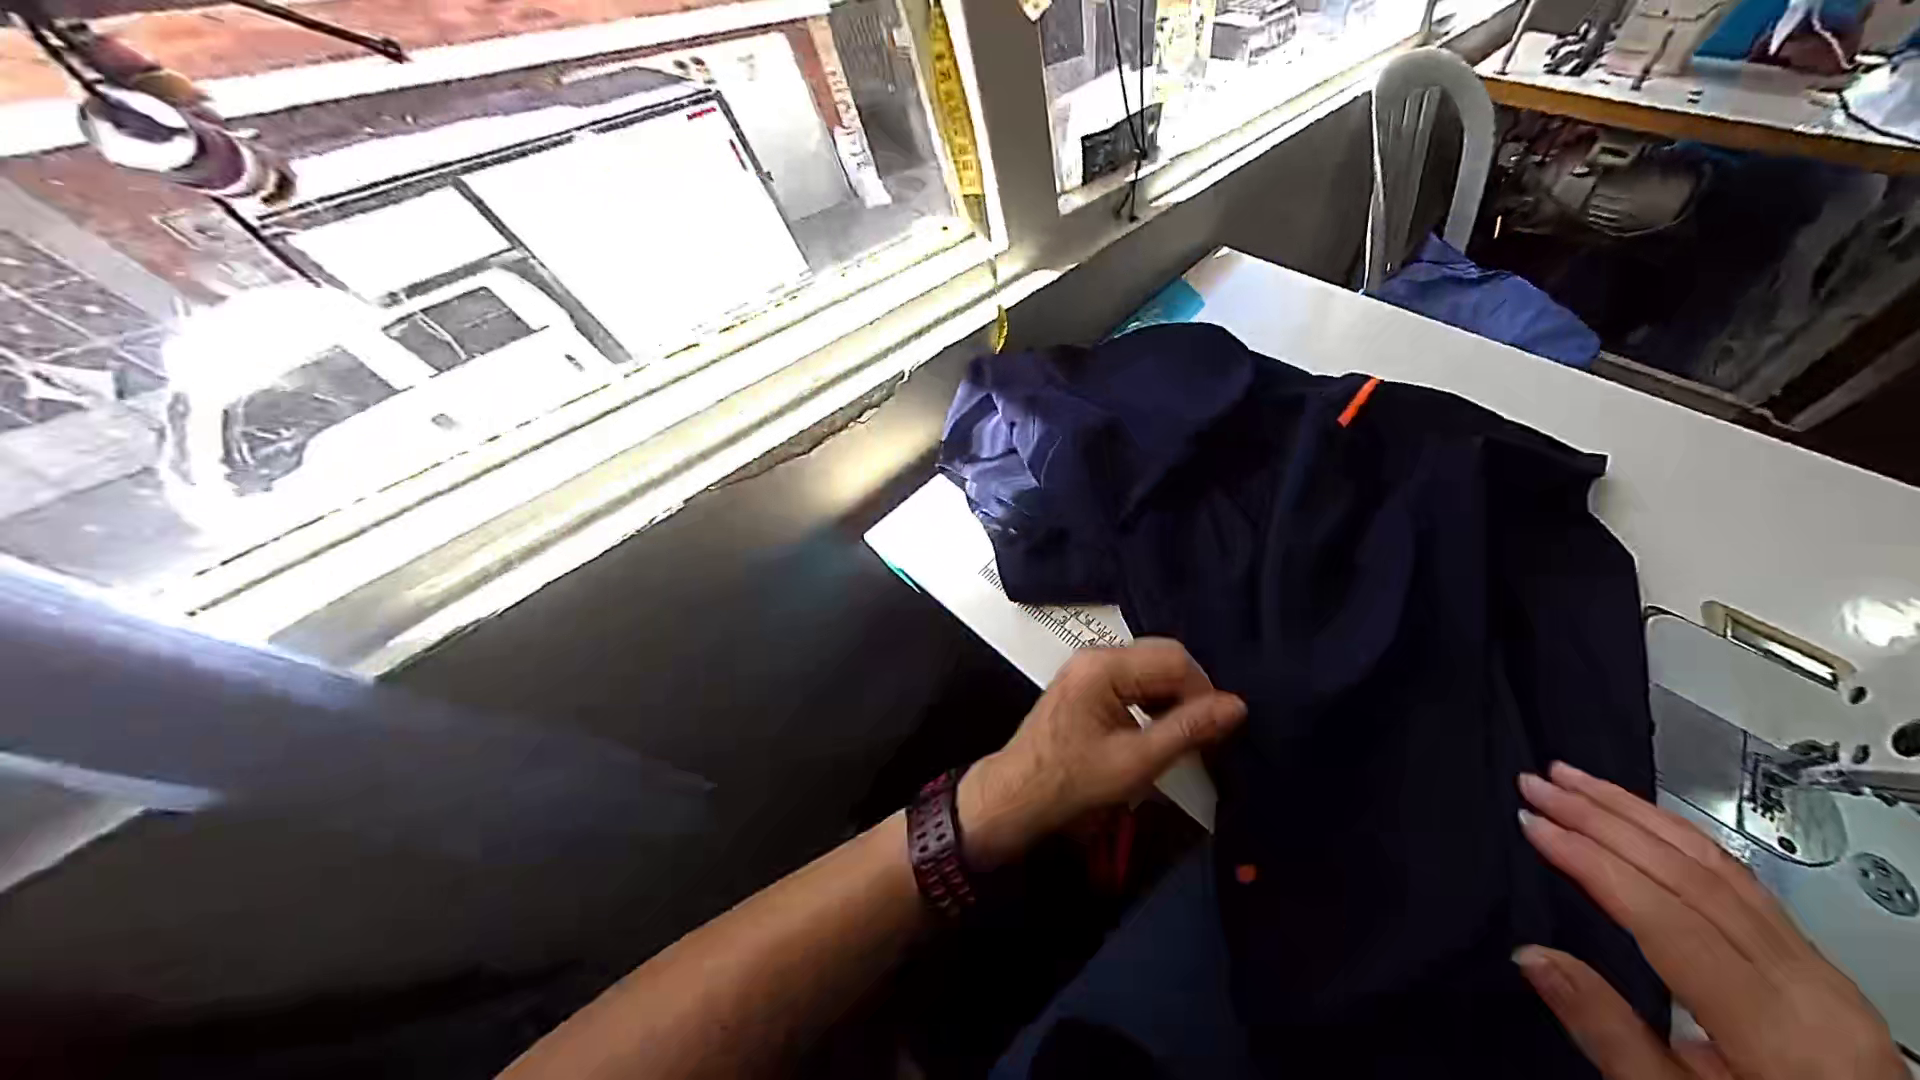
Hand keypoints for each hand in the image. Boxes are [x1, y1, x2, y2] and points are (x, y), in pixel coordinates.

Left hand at [956, 638, 1245, 870]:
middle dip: (1190, 694)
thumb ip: (1188, 729)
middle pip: (1163, 658)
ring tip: (1184, 738)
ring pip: (1150, 669)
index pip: (1175, 659)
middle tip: (1204, 736)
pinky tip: (1158, 732)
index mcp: (1104, 665)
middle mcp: (1096, 655)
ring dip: (1173, 699)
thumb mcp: (1137, 761)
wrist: (1018, 795)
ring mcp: (1088, 667)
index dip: (1204, 692)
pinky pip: (1133, 680)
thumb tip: (1237, 705)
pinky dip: (1153, 702)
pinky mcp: (1087, 683)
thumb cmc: (1074, 781)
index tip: (1218, 732)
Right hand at [1514, 761, 1906, 1079]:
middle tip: (1537, 782)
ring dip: (1635, 812)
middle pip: (1694, 877)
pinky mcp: (1815, 961)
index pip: (1666, 918)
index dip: (1590, 861)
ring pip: (1720, 865)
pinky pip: (1741, 878)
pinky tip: (1636, 815)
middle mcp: (1807, 986)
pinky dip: (1675, 833)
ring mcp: (1819, 969)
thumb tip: (1530, 954)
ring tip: (1574, 779)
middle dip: (1603, 818)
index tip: (1529, 821)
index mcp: (1775, 1031)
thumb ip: (1606, 1032)